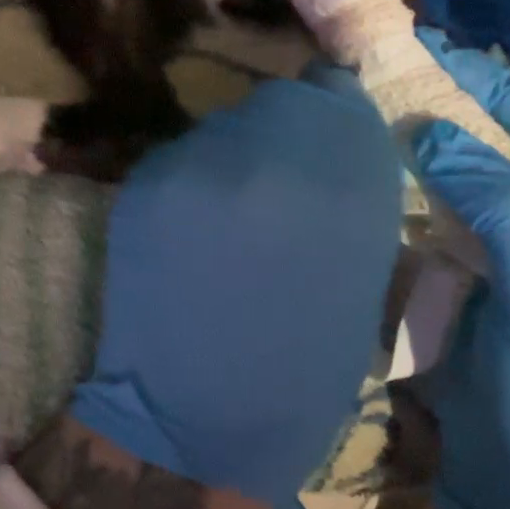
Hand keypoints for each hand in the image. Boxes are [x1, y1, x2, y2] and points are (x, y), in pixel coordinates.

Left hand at [69, 65, 403, 507]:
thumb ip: (350, 193)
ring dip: (230, 155)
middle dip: (277, 132)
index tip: (319, 131)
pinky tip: (189, 228)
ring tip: (228, 214)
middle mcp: (273, 155)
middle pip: (275, 102)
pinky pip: (178, 157)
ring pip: (221, 126)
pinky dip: (188, 181)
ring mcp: (200, 163)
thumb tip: (332, 142)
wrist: (201, 416)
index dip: (326, 110)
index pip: (334, 92)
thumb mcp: (363, 274)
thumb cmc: (299, 367)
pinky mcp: (146, 180)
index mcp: (349, 184)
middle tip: (271, 180)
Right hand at [411, 34, 509, 508]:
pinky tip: (380, 185)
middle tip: (391, 78)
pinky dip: (420, 208)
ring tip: (374, 120)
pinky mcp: (493, 303)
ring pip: (482, 195)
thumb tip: (430, 128)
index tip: (427, 47)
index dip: (498, 88)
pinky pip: (455, 236)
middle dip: (459, 120)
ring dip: (432, 163)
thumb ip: (501, 199)